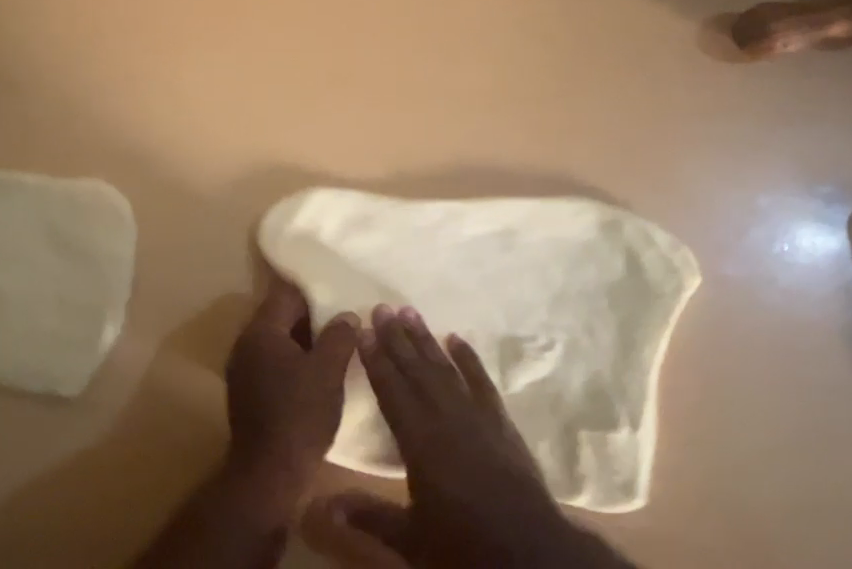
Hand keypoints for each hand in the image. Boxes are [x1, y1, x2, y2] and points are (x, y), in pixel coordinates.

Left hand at [222, 278, 360, 502]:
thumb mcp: (328, 371)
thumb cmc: (300, 415)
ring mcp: (242, 369)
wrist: (269, 472)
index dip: (314, 291)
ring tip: (335, 345)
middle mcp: (244, 343)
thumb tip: (347, 314)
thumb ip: (339, 336)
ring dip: (303, 341)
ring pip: (276, 342)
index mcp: (260, 331)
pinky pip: (272, 363)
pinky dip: (293, 361)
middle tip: (343, 318)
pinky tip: (317, 373)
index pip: (286, 294)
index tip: (339, 291)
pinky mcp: (246, 392)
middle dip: (311, 316)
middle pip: (279, 316)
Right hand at [301, 306, 634, 568]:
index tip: (361, 330)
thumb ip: (368, 515)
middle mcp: (446, 420)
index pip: (392, 391)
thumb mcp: (410, 538)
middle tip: (382, 307)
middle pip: (417, 371)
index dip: (375, 360)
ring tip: (410, 312)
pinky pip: (482, 383)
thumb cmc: (463, 544)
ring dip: (427, 340)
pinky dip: (469, 360)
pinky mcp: (502, 424)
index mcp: (420, 443)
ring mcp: (477, 418)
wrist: (530, 551)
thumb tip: (322, 506)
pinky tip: (457, 339)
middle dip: (397, 338)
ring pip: (446, 370)